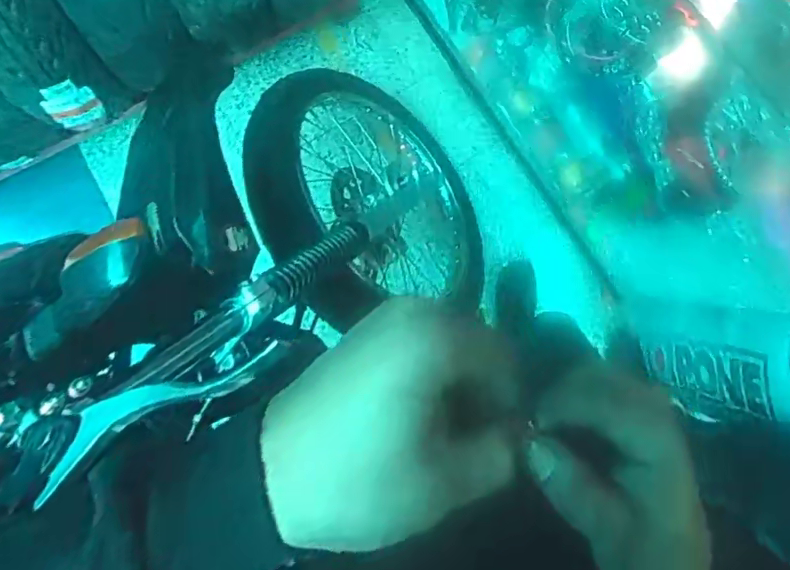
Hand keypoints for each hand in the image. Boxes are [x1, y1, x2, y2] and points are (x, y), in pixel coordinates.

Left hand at [261, 299, 520, 551]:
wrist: (266, 474)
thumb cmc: (359, 477)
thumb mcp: (441, 483)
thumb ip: (500, 455)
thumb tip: (523, 434)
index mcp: (440, 334)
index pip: (508, 356)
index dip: (512, 401)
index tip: (499, 442)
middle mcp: (421, 306)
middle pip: (482, 342)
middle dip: (486, 389)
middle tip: (471, 437)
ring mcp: (393, 309)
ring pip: (456, 338)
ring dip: (461, 378)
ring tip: (442, 425)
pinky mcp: (373, 322)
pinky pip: (426, 335)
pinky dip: (435, 366)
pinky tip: (415, 407)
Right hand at [525, 363, 709, 569]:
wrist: (677, 561)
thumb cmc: (647, 549)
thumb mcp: (607, 530)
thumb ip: (571, 487)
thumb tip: (528, 442)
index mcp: (657, 435)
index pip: (607, 400)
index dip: (565, 402)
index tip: (530, 421)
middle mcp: (658, 406)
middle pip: (604, 377)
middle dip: (563, 391)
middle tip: (530, 420)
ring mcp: (653, 402)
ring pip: (602, 373)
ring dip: (569, 389)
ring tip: (542, 419)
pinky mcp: (643, 407)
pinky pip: (606, 384)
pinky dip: (579, 393)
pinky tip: (560, 417)